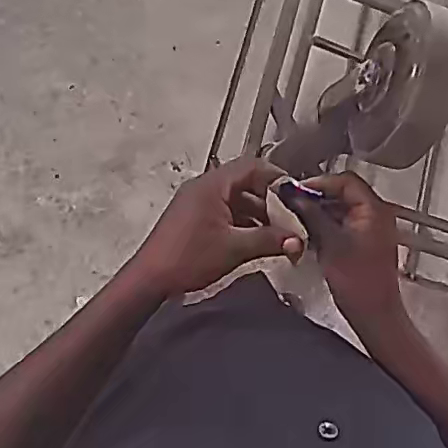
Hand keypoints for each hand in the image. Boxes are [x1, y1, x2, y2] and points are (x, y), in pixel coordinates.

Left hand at [124, 158, 304, 296]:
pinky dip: (244, 222)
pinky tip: (257, 240)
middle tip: (291, 218)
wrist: (149, 280)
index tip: (295, 194)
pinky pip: (226, 211)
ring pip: (237, 199)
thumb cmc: (187, 258)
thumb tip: (297, 241)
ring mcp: (198, 202)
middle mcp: (205, 187)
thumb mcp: (235, 248)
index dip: (277, 178)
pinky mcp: (195, 218)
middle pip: (246, 182)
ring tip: (278, 233)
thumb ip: (269, 240)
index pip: (252, 166)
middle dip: (271, 200)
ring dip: (258, 214)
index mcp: (213, 185)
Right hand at [303, 172, 403, 320]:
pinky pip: (343, 225)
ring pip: (341, 210)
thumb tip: (293, 196)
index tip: (296, 192)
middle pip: (343, 193)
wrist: (375, 315)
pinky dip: (326, 227)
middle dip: (316, 198)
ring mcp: (372, 230)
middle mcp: (377, 215)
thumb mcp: (330, 242)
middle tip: (293, 206)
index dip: (318, 183)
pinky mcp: (365, 244)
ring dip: (319, 213)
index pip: (345, 181)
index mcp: (374, 209)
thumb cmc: (359, 283)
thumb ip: (311, 214)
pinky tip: (310, 236)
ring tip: (297, 221)